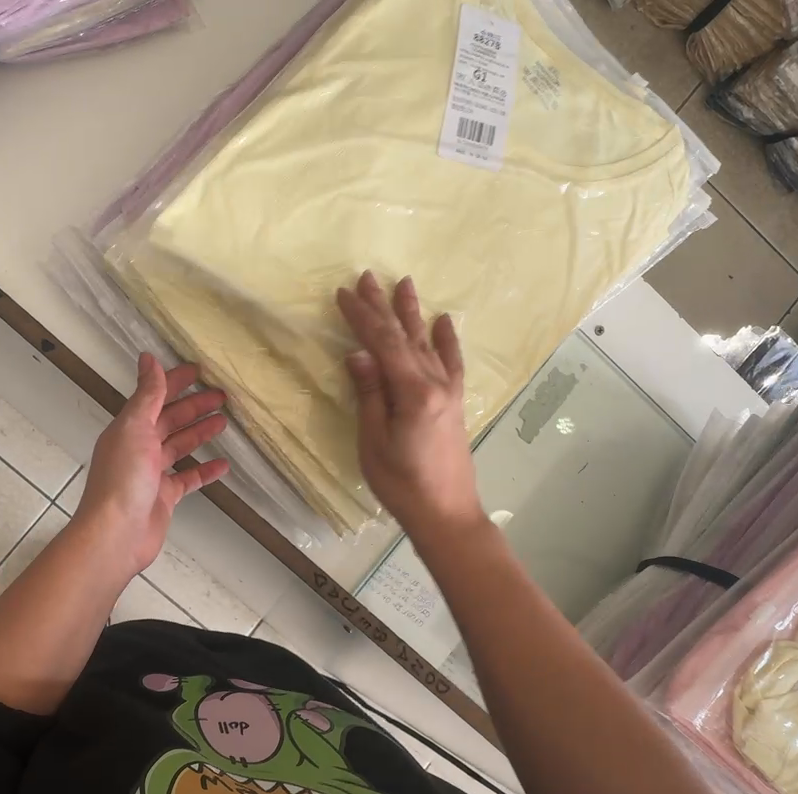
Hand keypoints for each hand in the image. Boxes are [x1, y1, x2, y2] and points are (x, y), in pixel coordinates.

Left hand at [73, 354, 230, 579]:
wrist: (117, 534)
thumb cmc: (122, 480)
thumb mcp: (135, 428)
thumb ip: (146, 395)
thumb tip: (147, 358)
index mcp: (129, 428)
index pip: (154, 397)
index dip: (175, 382)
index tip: (200, 370)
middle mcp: (138, 447)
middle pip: (170, 420)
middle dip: (194, 406)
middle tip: (223, 395)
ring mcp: (151, 473)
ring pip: (180, 446)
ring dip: (200, 433)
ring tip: (224, 421)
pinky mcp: (163, 497)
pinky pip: (188, 478)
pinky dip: (205, 470)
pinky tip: (223, 464)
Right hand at [335, 271, 484, 536]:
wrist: (445, 512)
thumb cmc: (402, 483)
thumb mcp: (374, 442)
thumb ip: (370, 395)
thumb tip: (358, 355)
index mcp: (413, 392)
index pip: (382, 344)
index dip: (362, 317)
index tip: (344, 293)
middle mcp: (435, 383)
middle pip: (405, 336)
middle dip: (384, 306)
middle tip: (368, 277)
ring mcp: (448, 391)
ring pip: (427, 343)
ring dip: (412, 313)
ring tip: (404, 284)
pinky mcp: (453, 402)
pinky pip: (451, 362)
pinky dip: (447, 340)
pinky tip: (444, 322)